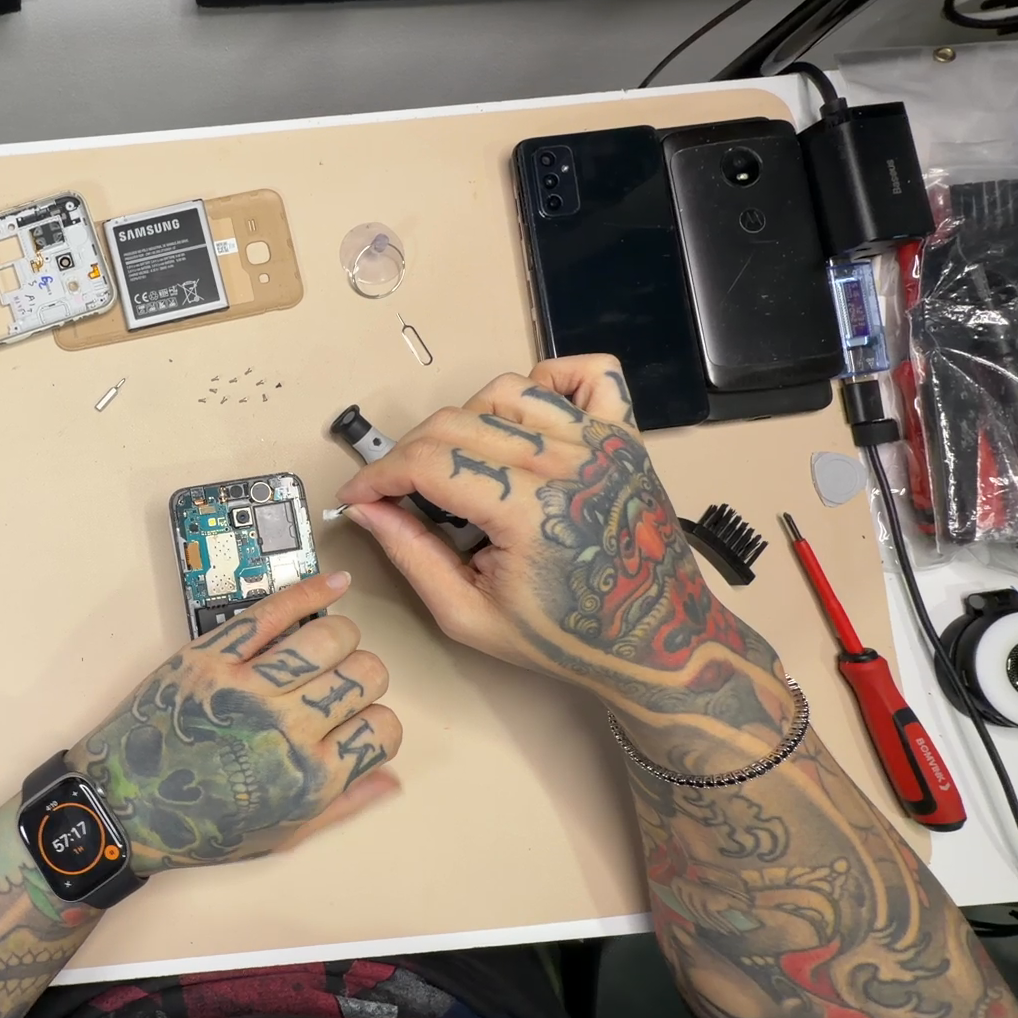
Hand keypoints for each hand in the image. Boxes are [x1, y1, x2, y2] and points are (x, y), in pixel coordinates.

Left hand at [68, 572, 401, 874]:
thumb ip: (343, 805)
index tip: (358, 720)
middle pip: (364, 675)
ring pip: (329, 636)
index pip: (382, 727)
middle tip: (341, 681)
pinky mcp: (210, 655)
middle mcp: (287, 727)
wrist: (123, 805)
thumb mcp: (281, 835)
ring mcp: (247, 685)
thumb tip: (392, 775)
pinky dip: (310, 592)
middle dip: (364, 675)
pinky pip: (271, 612)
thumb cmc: (202, 826)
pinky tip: (335, 583)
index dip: (377, 721)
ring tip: (329, 644)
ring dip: (341, 635)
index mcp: (310, 779)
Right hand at [335, 355, 777, 696]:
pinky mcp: (624, 436)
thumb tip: (365, 509)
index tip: (356, 495)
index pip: (427, 463)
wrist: (661, 643)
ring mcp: (602, 442)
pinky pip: (585, 374)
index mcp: (529, 511)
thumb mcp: (466, 615)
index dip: (376, 475)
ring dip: (462, 418)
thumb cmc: (564, 637)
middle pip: (455, 423)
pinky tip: (522, 422)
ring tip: (457, 461)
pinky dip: (546, 382)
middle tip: (396, 490)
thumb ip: (410, 555)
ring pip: (505, 391)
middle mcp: (567, 462)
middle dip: (406, 453)